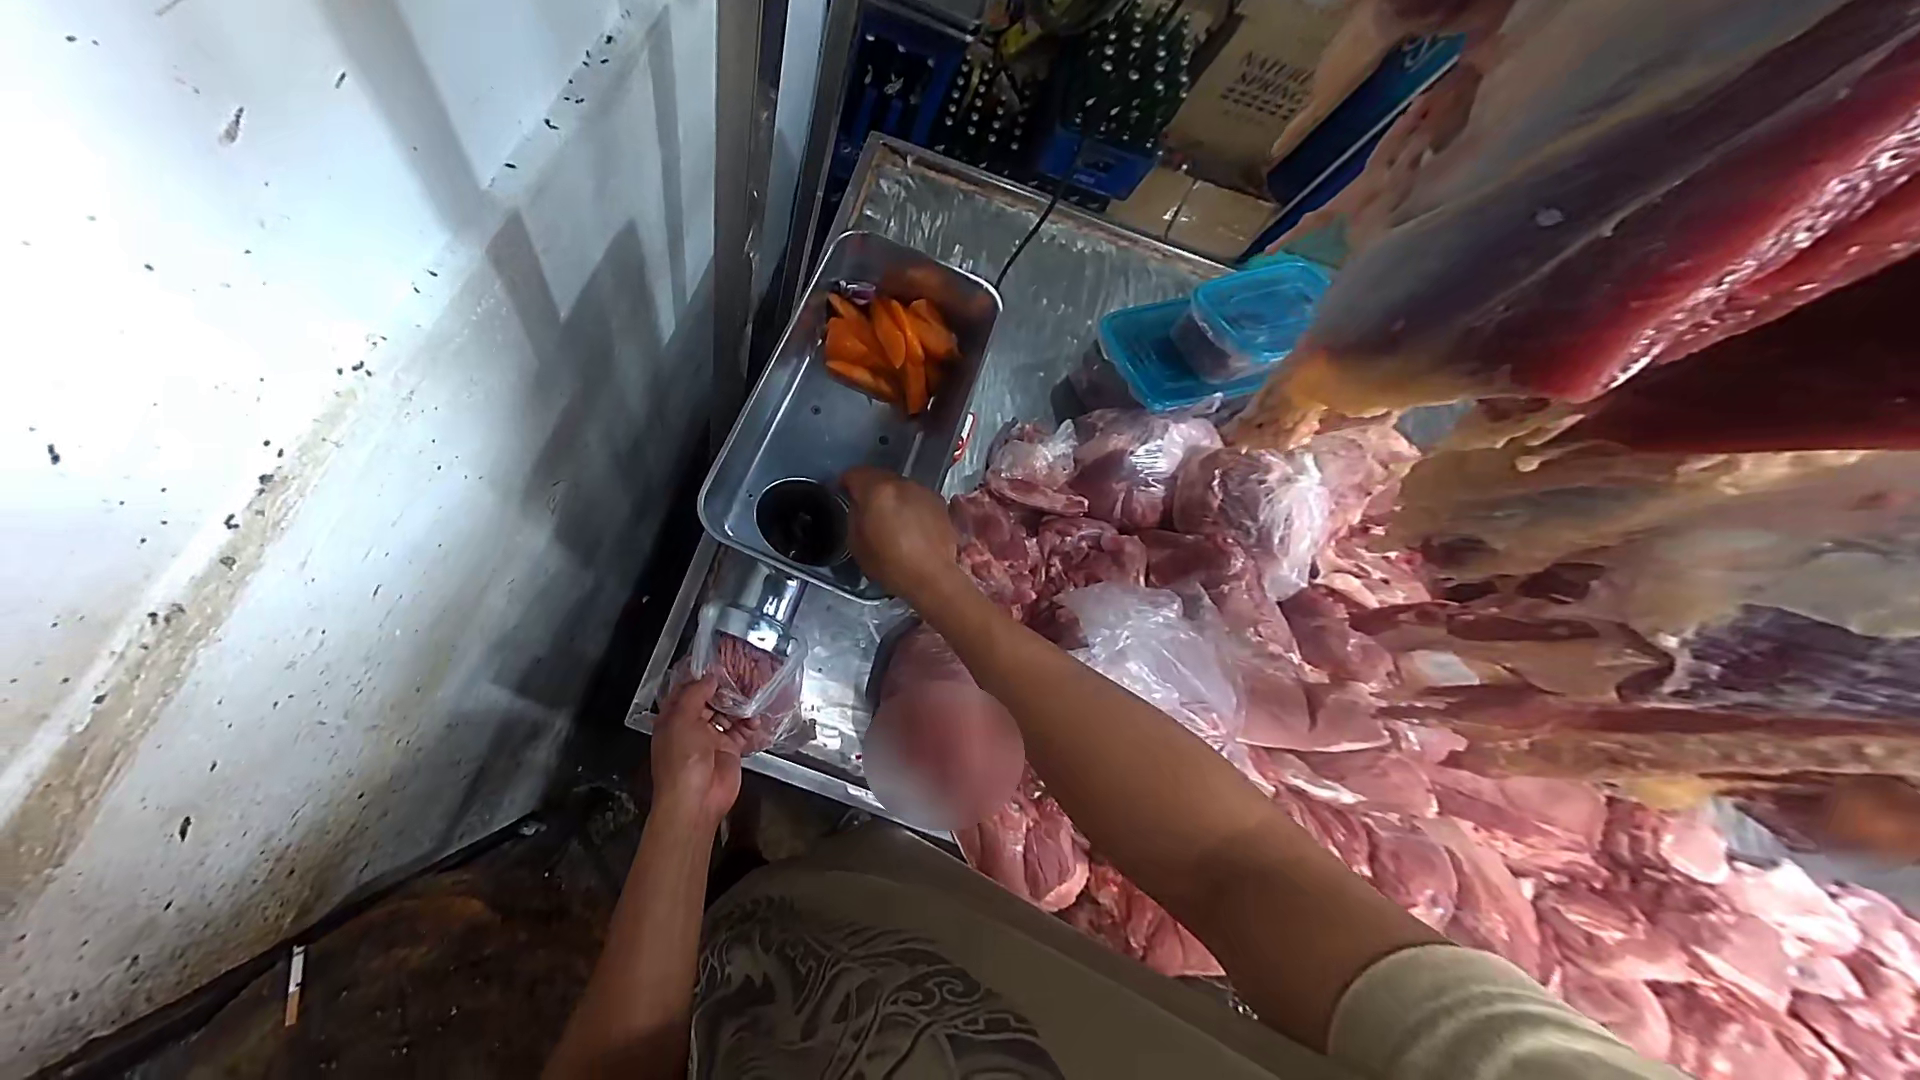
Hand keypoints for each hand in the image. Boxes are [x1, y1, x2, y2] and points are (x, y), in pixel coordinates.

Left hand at [649, 676, 744, 829]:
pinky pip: (742, 731)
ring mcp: (711, 738)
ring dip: (740, 705)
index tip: (719, 664)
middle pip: (710, 701)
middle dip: (725, 690)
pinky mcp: (729, 749)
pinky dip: (750, 724)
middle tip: (743, 675)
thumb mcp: (682, 720)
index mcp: (673, 719)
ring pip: (728, 714)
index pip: (687, 691)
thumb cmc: (682, 761)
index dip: (701, 678)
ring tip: (754, 694)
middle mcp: (692, 726)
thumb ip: (696, 694)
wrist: (697, 800)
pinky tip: (757, 718)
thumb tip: (710, 677)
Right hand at [841, 466, 963, 604]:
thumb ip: (854, 515)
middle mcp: (902, 484)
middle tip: (866, 508)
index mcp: (878, 491)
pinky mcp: (940, 503)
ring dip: (892, 497)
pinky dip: (910, 505)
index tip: (842, 493)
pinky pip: (917, 497)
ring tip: (891, 519)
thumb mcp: (857, 544)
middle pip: (879, 477)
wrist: (933, 576)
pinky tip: (911, 525)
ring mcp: (924, 491)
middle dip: (870, 489)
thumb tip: (859, 505)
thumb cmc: (890, 564)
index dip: (845, 482)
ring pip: (900, 487)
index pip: (855, 473)